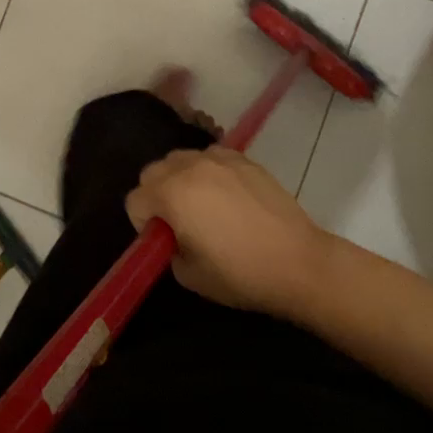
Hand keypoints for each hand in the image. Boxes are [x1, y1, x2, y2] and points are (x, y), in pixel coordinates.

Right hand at [124, 146, 334, 317]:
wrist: (297, 261)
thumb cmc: (240, 273)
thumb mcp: (188, 274)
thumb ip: (168, 247)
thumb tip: (171, 236)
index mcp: (172, 193)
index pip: (135, 199)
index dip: (143, 224)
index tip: (163, 241)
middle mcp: (190, 166)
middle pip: (153, 171)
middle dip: (157, 195)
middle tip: (179, 223)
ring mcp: (219, 158)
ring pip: (181, 159)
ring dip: (180, 179)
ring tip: (204, 207)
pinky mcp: (243, 159)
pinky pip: (210, 158)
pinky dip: (208, 172)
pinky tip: (228, 197)